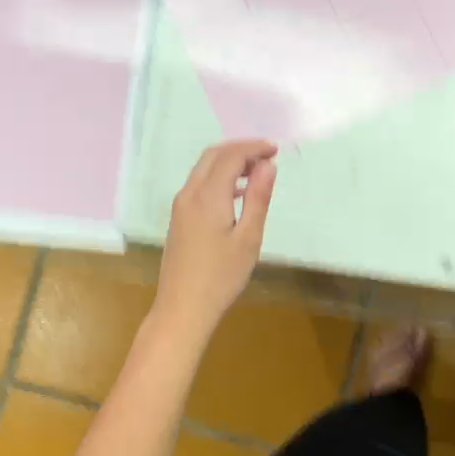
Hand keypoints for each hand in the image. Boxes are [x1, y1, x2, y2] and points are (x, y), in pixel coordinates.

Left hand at [152, 140, 278, 342]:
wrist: (183, 307)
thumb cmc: (222, 276)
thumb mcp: (249, 238)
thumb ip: (258, 198)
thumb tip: (268, 166)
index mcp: (208, 196)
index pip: (230, 156)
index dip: (253, 148)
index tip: (275, 150)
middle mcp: (189, 194)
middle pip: (212, 156)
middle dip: (240, 149)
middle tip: (267, 155)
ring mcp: (180, 206)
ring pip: (203, 169)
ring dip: (228, 162)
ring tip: (256, 172)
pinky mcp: (178, 219)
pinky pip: (198, 184)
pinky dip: (219, 177)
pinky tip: (236, 193)